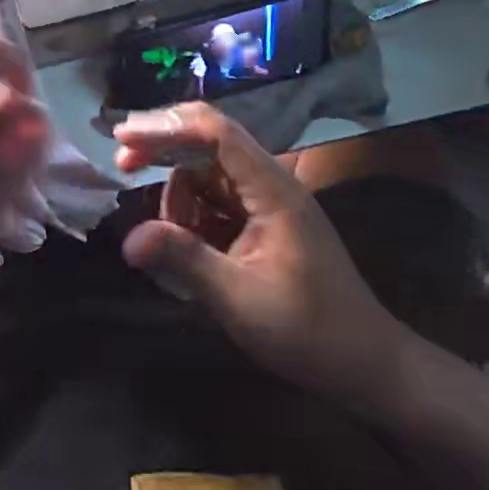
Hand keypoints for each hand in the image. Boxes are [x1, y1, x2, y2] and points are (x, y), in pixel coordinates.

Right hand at [114, 103, 397, 401]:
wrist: (365, 363)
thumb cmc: (308, 331)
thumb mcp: (239, 298)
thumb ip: (184, 260)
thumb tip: (128, 239)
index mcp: (273, 189)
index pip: (217, 133)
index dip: (168, 126)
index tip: (124, 134)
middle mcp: (270, 184)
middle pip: (209, 144)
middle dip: (164, 149)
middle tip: (123, 164)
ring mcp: (267, 203)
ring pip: (207, 176)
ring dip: (179, 197)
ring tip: (167, 241)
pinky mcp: (262, 223)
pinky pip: (216, 203)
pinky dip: (193, 217)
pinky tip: (182, 246)